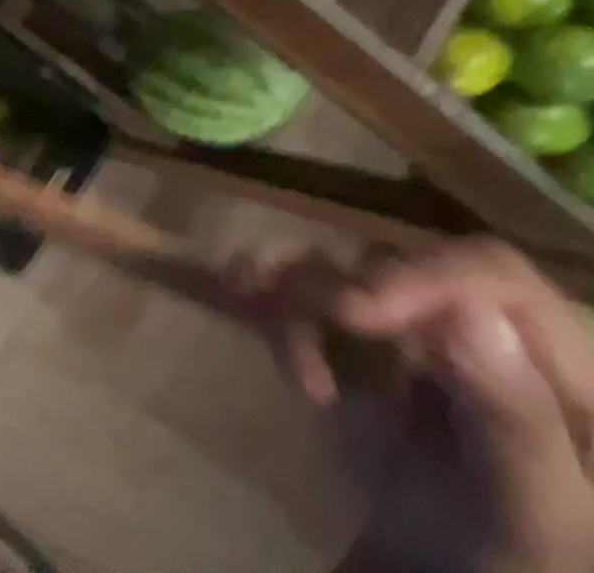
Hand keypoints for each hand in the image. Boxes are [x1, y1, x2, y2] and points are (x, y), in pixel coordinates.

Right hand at [229, 238, 593, 572]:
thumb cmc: (500, 558)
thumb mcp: (534, 515)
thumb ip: (517, 423)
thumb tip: (468, 317)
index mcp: (560, 366)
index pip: (492, 276)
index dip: (420, 275)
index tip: (349, 311)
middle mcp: (481, 330)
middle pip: (398, 263)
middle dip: (334, 296)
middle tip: (303, 361)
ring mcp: (412, 336)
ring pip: (335, 271)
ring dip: (293, 305)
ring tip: (295, 373)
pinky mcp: (355, 346)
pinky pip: (300, 294)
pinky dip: (266, 298)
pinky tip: (247, 312)